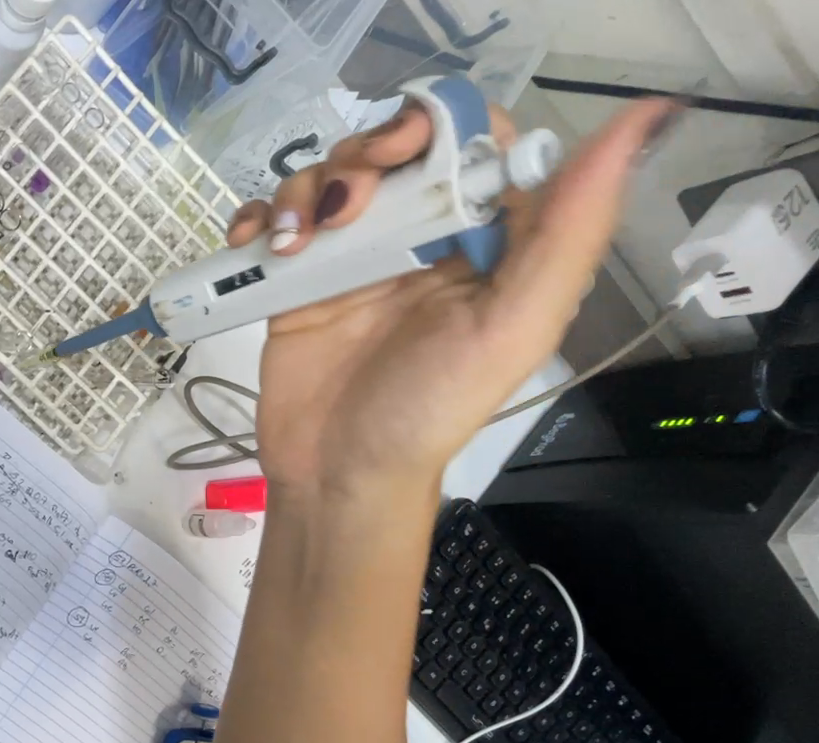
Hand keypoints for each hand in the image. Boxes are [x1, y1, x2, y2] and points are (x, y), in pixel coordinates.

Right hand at [221, 96, 679, 500]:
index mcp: (482, 241)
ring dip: (300, 192)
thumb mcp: (513, 328)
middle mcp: (415, 240)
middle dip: (360, 158)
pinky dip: (256, 220)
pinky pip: (272, 228)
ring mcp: (347, 261)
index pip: (472, 146)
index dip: (441, 128)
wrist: (336, 472)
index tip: (406, 155)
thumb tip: (637, 122)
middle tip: (344, 206)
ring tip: (290, 242)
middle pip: (389, 153)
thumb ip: (567, 233)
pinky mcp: (290, 285)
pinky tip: (252, 242)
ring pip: (324, 182)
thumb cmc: (427, 411)